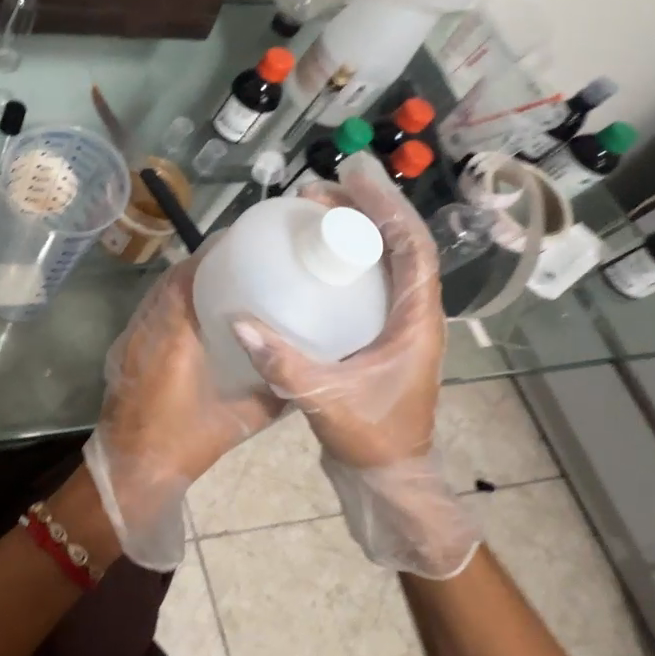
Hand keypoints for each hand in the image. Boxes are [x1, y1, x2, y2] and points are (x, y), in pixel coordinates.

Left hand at [83, 250, 283, 570]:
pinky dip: (175, 300)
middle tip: (245, 257)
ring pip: (160, 292)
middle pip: (174, 277)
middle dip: (206, 262)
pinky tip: (201, 309)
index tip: (245, 243)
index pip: (189, 276)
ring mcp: (132, 336)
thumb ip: (273, 392)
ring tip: (228, 275)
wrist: (129, 470)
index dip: (214, 254)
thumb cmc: (183, 444)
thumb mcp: (239, 420)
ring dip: (189, 279)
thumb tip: (302, 368)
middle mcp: (149, 326)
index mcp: (175, 335)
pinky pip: (153, 310)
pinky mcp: (126, 348)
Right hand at [230, 152, 480, 578]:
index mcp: (417, 321)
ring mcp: (400, 321)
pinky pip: (369, 279)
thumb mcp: (324, 398)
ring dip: (356, 228)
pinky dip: (346, 256)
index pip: (412, 248)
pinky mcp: (382, 332)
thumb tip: (238, 319)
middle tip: (314, 192)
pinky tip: (314, 255)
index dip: (385, 208)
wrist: (389, 475)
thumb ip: (282, 361)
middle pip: (398, 243)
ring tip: (313, 210)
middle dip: (363, 209)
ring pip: (385, 258)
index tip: (350, 180)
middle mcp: (414, 313)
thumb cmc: (371, 436)